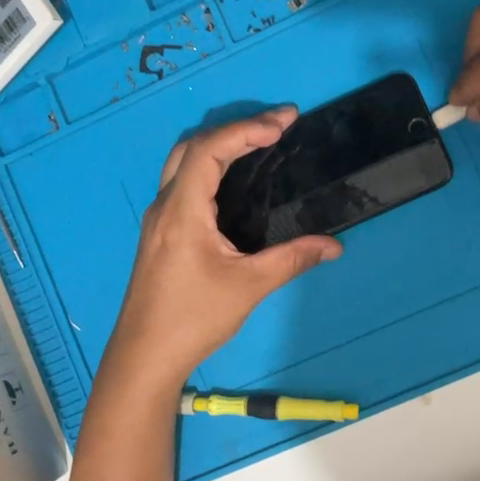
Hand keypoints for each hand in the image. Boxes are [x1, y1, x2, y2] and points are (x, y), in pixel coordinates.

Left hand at [105, 108, 341, 384]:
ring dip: (221, 146)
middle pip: (194, 147)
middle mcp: (165, 206)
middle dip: (236, 130)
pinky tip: (237, 184)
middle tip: (278, 127)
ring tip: (261, 145)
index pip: (211, 150)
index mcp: (182, 210)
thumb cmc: (193, 318)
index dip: (247, 129)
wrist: (145, 356)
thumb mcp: (249, 286)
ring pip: (185, 164)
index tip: (284, 124)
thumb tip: (335, 246)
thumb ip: (292, 259)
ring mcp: (159, 220)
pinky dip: (212, 169)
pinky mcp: (161, 235)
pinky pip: (185, 184)